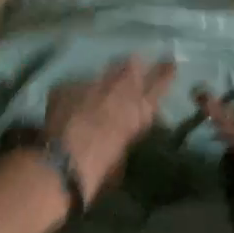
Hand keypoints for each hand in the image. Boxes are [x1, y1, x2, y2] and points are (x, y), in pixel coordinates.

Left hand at [45, 58, 176, 199]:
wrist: (62, 163)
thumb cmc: (101, 171)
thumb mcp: (122, 156)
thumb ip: (126, 137)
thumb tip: (122, 133)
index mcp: (139, 110)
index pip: (160, 83)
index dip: (165, 72)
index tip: (171, 62)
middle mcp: (119, 89)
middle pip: (132, 66)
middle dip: (134, 66)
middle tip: (135, 63)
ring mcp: (92, 83)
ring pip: (106, 69)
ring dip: (108, 74)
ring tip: (105, 79)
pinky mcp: (67, 85)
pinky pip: (76, 82)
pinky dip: (77, 90)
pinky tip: (71, 100)